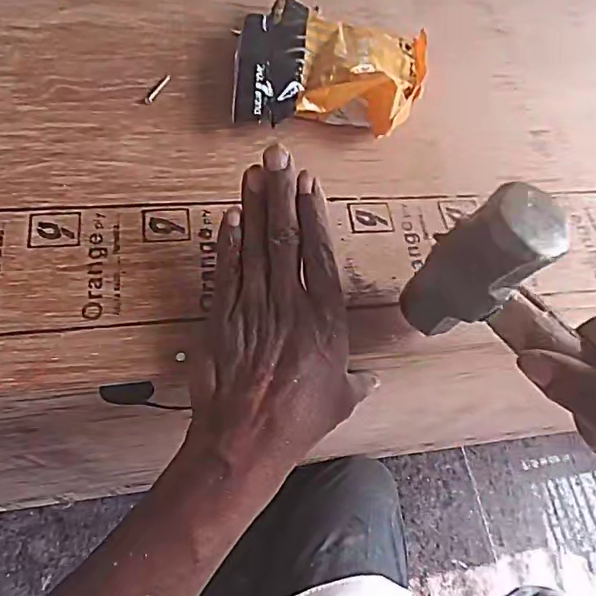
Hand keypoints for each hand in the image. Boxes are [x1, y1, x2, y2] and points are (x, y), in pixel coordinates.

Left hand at [184, 144, 375, 478]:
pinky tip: (228, 216)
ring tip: (253, 172)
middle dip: (280, 193)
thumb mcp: (341, 401)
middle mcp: (289, 306)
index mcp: (324, 321)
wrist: (246, 439)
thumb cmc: (297, 422)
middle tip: (276, 156)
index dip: (313, 214)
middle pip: (284, 238)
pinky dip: (226, 244)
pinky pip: (225, 273)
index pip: (319, 254)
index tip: (307, 183)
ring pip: (254, 248)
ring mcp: (253, 310)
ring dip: (253, 207)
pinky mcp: (222, 319)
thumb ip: (357, 382)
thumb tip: (372, 379)